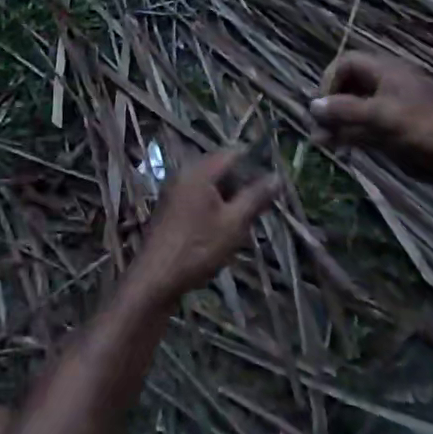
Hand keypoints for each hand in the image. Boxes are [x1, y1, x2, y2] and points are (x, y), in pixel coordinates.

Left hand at [130, 149, 280, 301]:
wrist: (155, 279)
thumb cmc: (198, 248)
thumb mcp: (234, 223)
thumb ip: (256, 197)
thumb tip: (277, 177)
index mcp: (198, 171)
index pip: (232, 153)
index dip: (255, 165)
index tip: (271, 185)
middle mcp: (183, 175)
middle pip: (220, 169)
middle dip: (242, 185)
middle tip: (259, 208)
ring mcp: (173, 192)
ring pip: (210, 186)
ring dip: (229, 200)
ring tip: (243, 223)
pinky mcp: (170, 210)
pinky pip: (197, 199)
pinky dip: (213, 208)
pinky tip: (222, 231)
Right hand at [310, 52, 432, 171]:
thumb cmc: (427, 128)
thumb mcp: (382, 116)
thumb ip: (345, 110)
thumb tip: (312, 106)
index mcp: (387, 71)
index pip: (346, 63)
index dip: (329, 81)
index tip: (323, 106)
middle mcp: (386, 85)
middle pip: (348, 86)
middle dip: (330, 105)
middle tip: (318, 128)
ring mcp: (390, 109)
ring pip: (354, 110)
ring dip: (336, 124)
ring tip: (322, 142)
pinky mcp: (394, 131)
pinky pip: (364, 128)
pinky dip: (349, 135)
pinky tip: (339, 148)